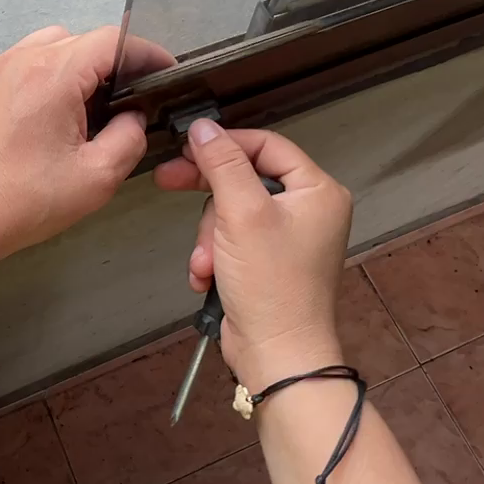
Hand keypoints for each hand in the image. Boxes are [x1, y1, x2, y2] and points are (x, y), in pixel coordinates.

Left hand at [0, 25, 174, 263]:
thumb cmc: (24, 202)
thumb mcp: (97, 177)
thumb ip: (129, 137)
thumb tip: (133, 116)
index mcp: (52, 75)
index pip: (110, 40)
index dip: (144, 52)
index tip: (162, 70)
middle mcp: (17, 60)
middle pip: (77, 39)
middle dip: (107, 62)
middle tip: (122, 98)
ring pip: (43, 46)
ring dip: (70, 66)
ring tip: (79, 106)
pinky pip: (13, 65)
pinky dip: (35, 77)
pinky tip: (38, 115)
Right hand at [154, 119, 352, 385]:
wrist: (277, 356)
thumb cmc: (271, 283)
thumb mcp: (241, 213)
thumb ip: (222, 164)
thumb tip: (202, 126)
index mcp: (316, 190)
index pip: (266, 145)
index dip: (225, 143)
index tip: (187, 148)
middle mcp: (307, 209)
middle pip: (243, 178)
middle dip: (208, 197)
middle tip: (166, 181)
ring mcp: (286, 237)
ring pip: (229, 212)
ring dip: (208, 237)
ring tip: (206, 263)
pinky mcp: (266, 261)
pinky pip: (230, 239)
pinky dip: (213, 256)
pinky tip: (207, 276)